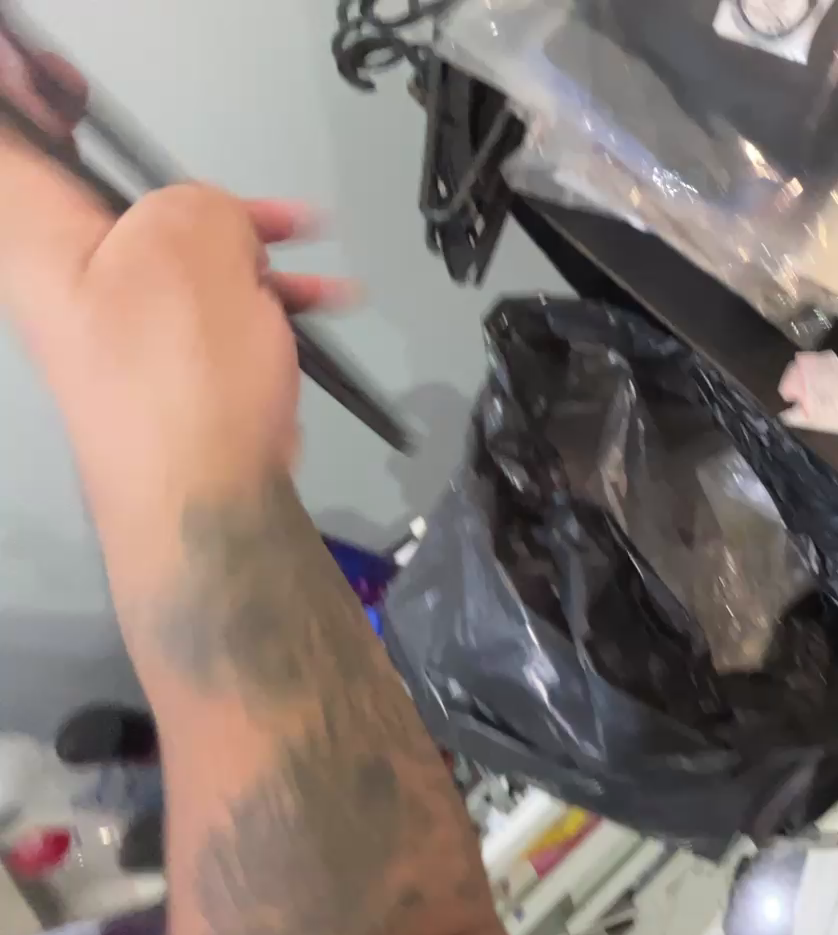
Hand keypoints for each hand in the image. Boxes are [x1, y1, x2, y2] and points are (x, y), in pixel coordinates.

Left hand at [0, 36, 352, 517]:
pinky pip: (217, 292)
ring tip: (306, 234)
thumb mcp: (193, 255)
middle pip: (101, 183)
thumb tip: (223, 213)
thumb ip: (203, 203)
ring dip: (245, 233)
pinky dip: (268, 286)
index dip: (21, 89)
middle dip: (162, 164)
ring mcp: (121, 307)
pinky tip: (320, 294)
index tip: (42, 66)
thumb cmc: (180, 379)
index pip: (8, 135)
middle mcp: (64, 262)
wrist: (205, 478)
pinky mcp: (173, 344)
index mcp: (34, 226)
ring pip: (178, 241)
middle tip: (158, 131)